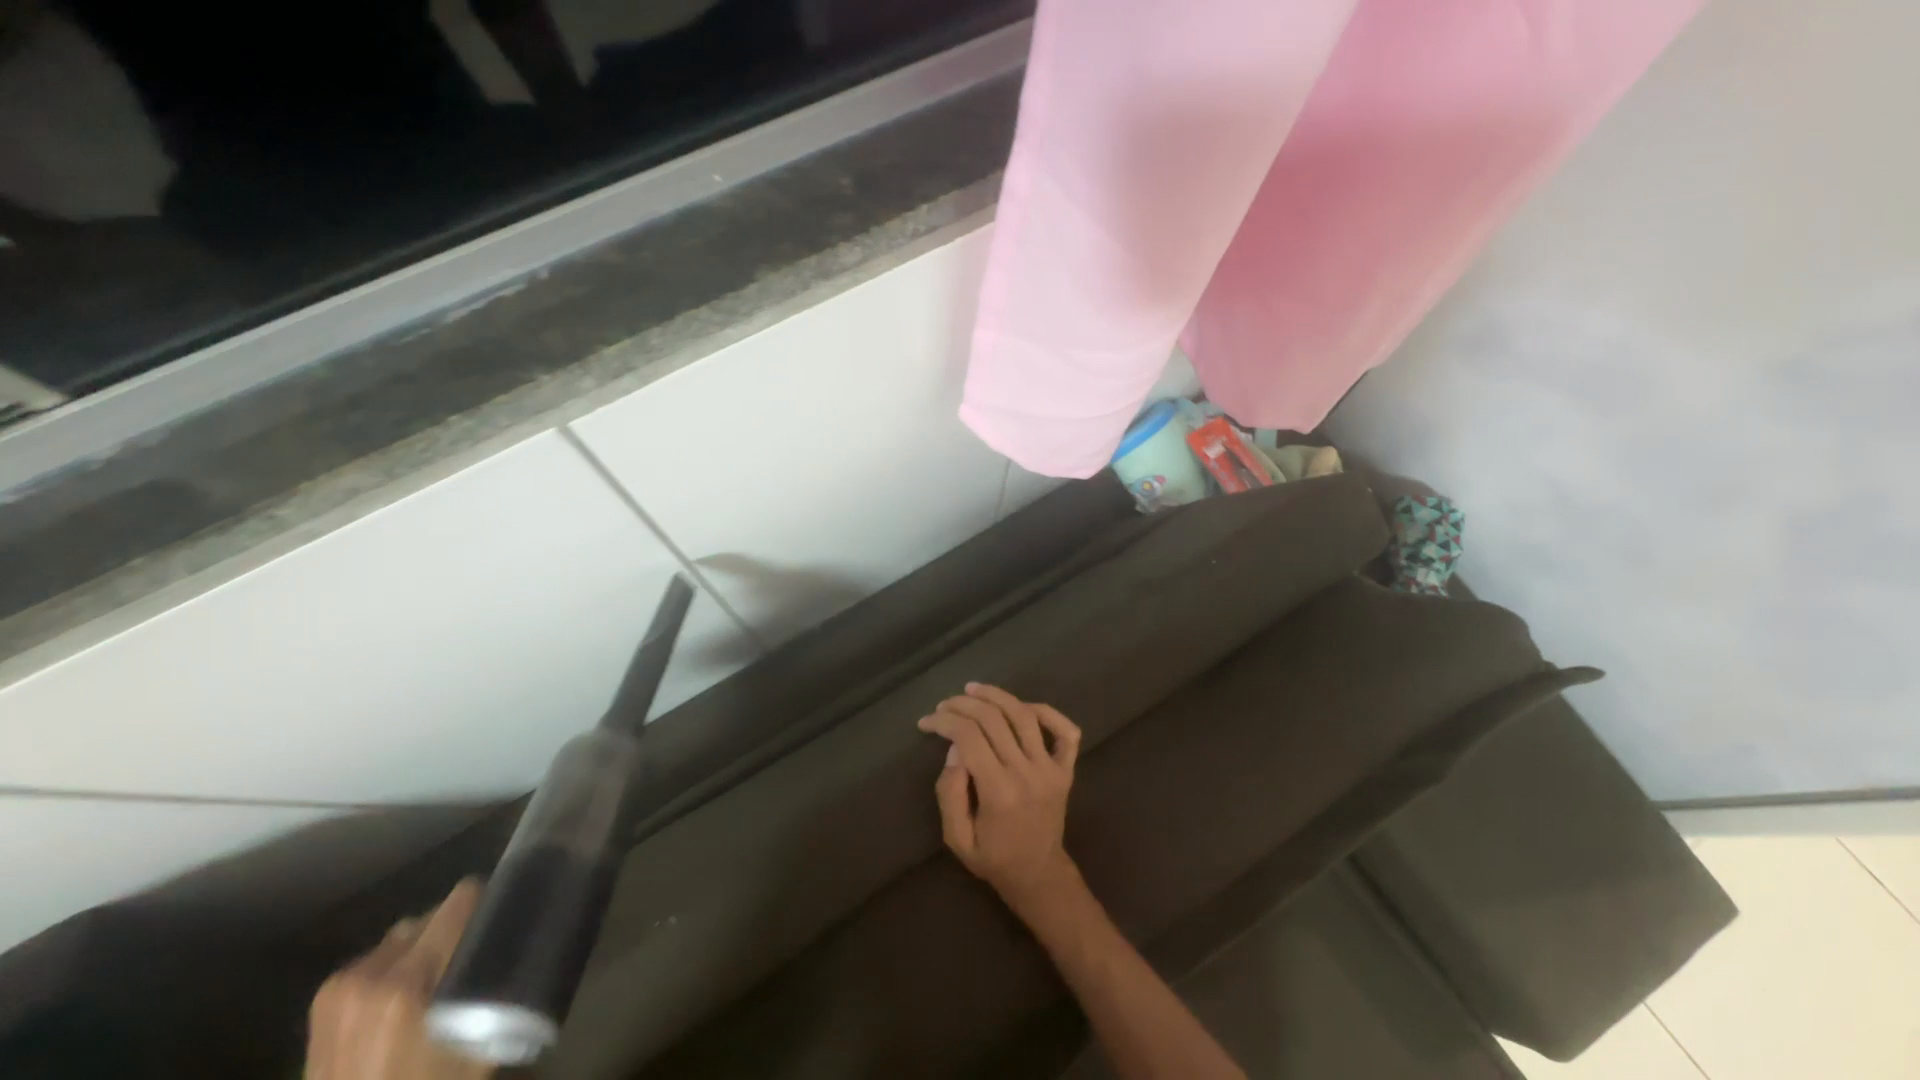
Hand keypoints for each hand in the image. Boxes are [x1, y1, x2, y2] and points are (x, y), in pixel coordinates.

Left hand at [306, 879, 492, 1079]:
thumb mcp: (476, 1055)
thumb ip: (495, 1001)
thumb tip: (521, 959)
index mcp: (408, 987)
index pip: (453, 910)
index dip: (482, 903)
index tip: (500, 910)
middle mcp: (371, 975)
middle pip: (425, 919)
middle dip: (451, 931)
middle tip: (472, 953)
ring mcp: (341, 986)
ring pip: (398, 938)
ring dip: (421, 948)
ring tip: (436, 977)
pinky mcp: (324, 998)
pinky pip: (373, 960)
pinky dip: (394, 967)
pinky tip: (403, 996)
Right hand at [919, 683, 1082, 914]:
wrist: (1038, 874)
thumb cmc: (992, 858)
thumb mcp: (956, 837)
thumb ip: (950, 792)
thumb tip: (954, 749)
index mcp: (999, 791)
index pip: (969, 737)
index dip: (944, 722)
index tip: (926, 722)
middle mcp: (1027, 773)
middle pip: (994, 719)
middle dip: (963, 705)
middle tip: (944, 705)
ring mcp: (1051, 769)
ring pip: (1025, 716)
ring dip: (997, 696)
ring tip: (973, 689)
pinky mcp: (1066, 769)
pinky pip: (1065, 731)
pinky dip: (1047, 712)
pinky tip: (1023, 706)